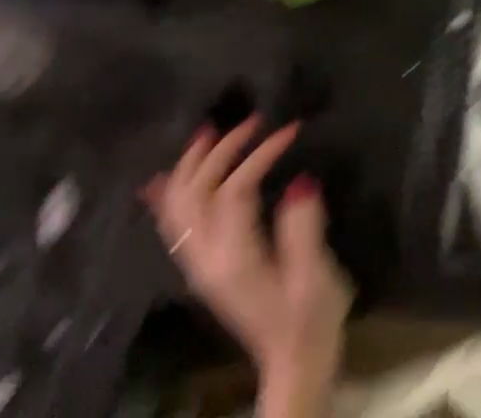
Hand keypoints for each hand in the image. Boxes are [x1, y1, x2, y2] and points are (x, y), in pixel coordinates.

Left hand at [143, 118, 351, 398]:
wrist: (294, 357)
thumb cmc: (311, 315)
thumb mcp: (315, 272)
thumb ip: (303, 228)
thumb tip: (300, 182)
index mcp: (233, 257)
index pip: (234, 190)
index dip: (258, 155)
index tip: (289, 130)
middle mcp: (206, 258)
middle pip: (195, 192)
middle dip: (220, 151)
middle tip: (252, 122)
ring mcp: (200, 264)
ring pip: (177, 206)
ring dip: (189, 166)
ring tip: (207, 133)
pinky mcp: (205, 267)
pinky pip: (174, 224)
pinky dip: (169, 195)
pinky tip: (165, 179)